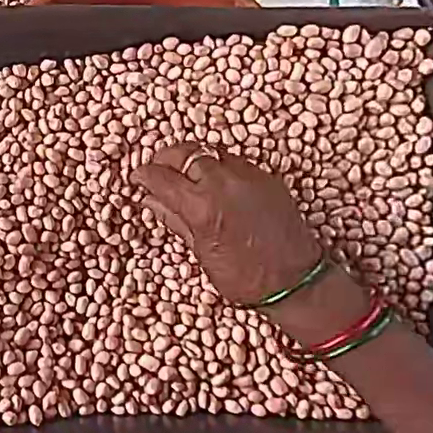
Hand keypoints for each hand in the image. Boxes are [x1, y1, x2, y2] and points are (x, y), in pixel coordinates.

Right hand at [132, 143, 324, 305]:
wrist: (294, 281)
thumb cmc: (245, 276)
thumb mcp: (200, 251)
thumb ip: (176, 219)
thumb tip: (152, 201)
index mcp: (201, 207)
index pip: (161, 177)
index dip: (144, 175)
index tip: (139, 177)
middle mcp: (223, 185)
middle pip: (184, 153)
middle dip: (165, 159)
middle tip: (158, 170)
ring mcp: (247, 177)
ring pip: (209, 152)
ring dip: (192, 159)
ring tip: (184, 174)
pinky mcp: (265, 178)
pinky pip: (233, 160)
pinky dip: (216, 166)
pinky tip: (212, 182)